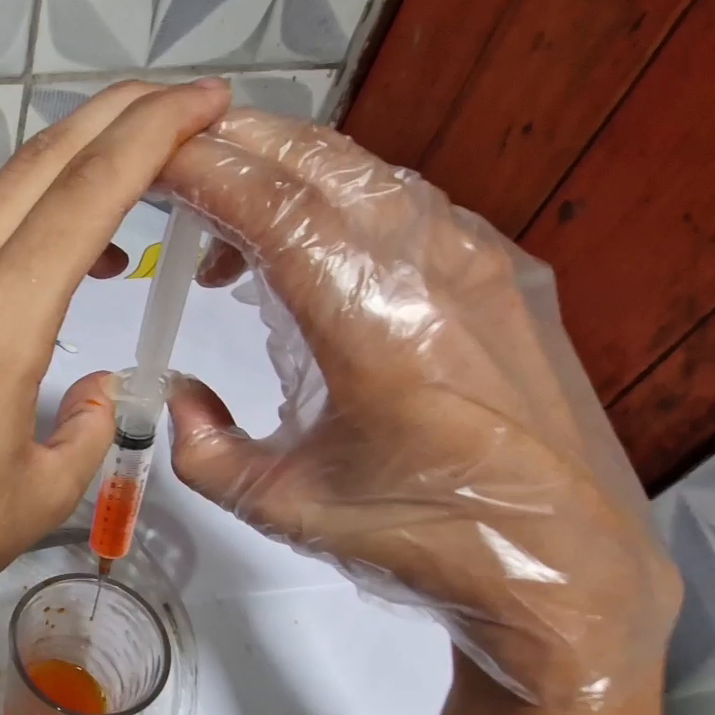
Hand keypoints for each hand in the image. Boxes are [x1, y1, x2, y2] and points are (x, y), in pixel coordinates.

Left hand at [0, 80, 232, 656]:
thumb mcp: (46, 489)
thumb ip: (91, 423)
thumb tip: (95, 387)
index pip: (86, 192)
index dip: (153, 133)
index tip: (202, 102)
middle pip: (36, 167)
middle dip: (112, 122)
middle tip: (173, 112)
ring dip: (60, 187)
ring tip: (115, 218)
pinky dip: (7, 240)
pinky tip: (30, 284)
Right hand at [157, 110, 679, 709]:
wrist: (563, 564)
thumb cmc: (424, 537)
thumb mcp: (281, 505)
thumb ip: (204, 448)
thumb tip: (177, 398)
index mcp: (376, 327)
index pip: (274, 210)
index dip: (204, 175)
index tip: (150, 167)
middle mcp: (437, 270)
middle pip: (319, 164)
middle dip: (236, 149)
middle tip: (172, 169)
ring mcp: (481, 262)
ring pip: (365, 174)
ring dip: (284, 179)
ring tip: (227, 231)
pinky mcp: (506, 274)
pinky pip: (406, 206)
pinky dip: (337, 205)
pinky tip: (307, 256)